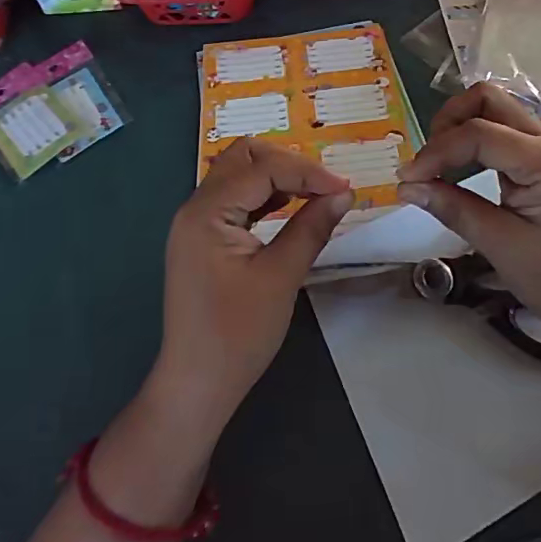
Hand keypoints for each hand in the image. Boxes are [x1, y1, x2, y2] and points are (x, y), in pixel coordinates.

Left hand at [156, 137, 353, 429]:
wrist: (197, 384)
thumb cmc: (238, 333)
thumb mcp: (281, 277)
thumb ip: (312, 228)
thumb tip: (343, 194)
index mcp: (207, 212)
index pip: (262, 168)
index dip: (307, 173)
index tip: (344, 189)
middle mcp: (195, 208)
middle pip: (243, 157)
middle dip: (288, 163)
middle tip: (324, 188)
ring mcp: (196, 223)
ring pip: (239, 175)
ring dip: (277, 177)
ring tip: (314, 196)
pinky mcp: (204, 239)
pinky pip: (236, 200)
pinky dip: (265, 196)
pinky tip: (290, 210)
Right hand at [396, 84, 540, 343]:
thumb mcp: (500, 246)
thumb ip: (453, 208)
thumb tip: (406, 186)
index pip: (477, 133)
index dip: (436, 151)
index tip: (407, 179)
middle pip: (489, 99)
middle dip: (449, 121)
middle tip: (427, 161)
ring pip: (497, 111)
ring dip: (462, 128)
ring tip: (439, 166)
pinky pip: (507, 134)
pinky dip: (477, 143)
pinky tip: (462, 171)